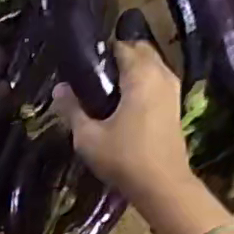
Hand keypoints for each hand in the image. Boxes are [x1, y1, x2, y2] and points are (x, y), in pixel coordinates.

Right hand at [51, 41, 194, 204]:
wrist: (162, 187)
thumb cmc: (124, 160)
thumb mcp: (88, 138)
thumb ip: (72, 110)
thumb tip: (58, 89)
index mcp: (140, 73)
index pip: (118, 45)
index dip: (98, 54)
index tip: (82, 70)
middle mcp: (161, 72)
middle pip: (137, 51)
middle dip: (116, 60)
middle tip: (94, 82)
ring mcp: (172, 89)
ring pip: (149, 67)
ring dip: (130, 74)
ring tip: (107, 96)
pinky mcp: (175, 107)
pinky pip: (155, 84)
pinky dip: (141, 88)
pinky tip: (124, 109)